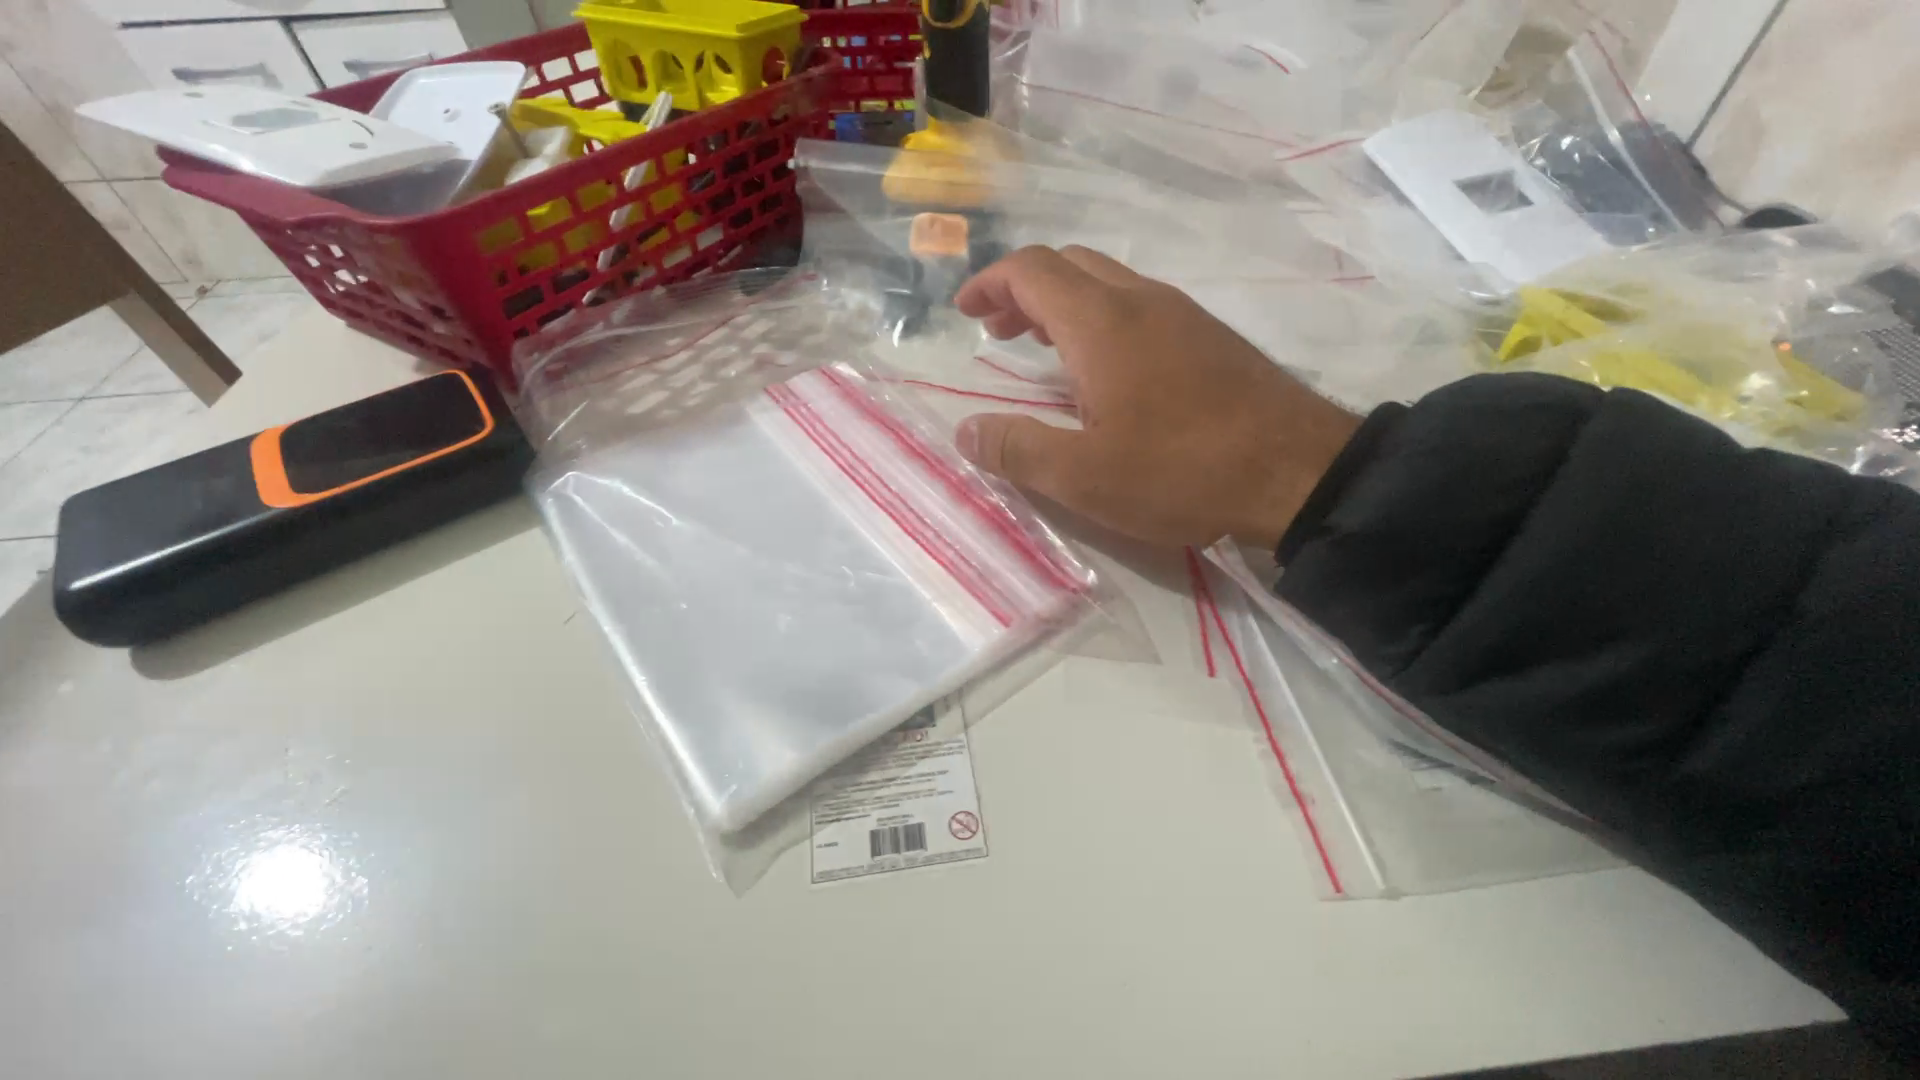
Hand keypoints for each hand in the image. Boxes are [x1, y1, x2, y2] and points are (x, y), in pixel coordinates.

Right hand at [953, 246, 1361, 549]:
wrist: (1299, 472)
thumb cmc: (1182, 471)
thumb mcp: (1085, 476)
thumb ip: (1018, 450)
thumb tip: (966, 431)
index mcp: (1101, 323)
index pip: (1031, 271)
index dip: (989, 283)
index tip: (965, 313)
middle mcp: (1141, 301)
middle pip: (1069, 265)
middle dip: (1024, 291)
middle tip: (999, 333)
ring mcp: (1182, 314)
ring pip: (1108, 283)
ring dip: (1064, 305)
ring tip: (1043, 350)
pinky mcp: (1211, 337)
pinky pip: (1140, 306)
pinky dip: (1101, 320)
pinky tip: (1107, 372)